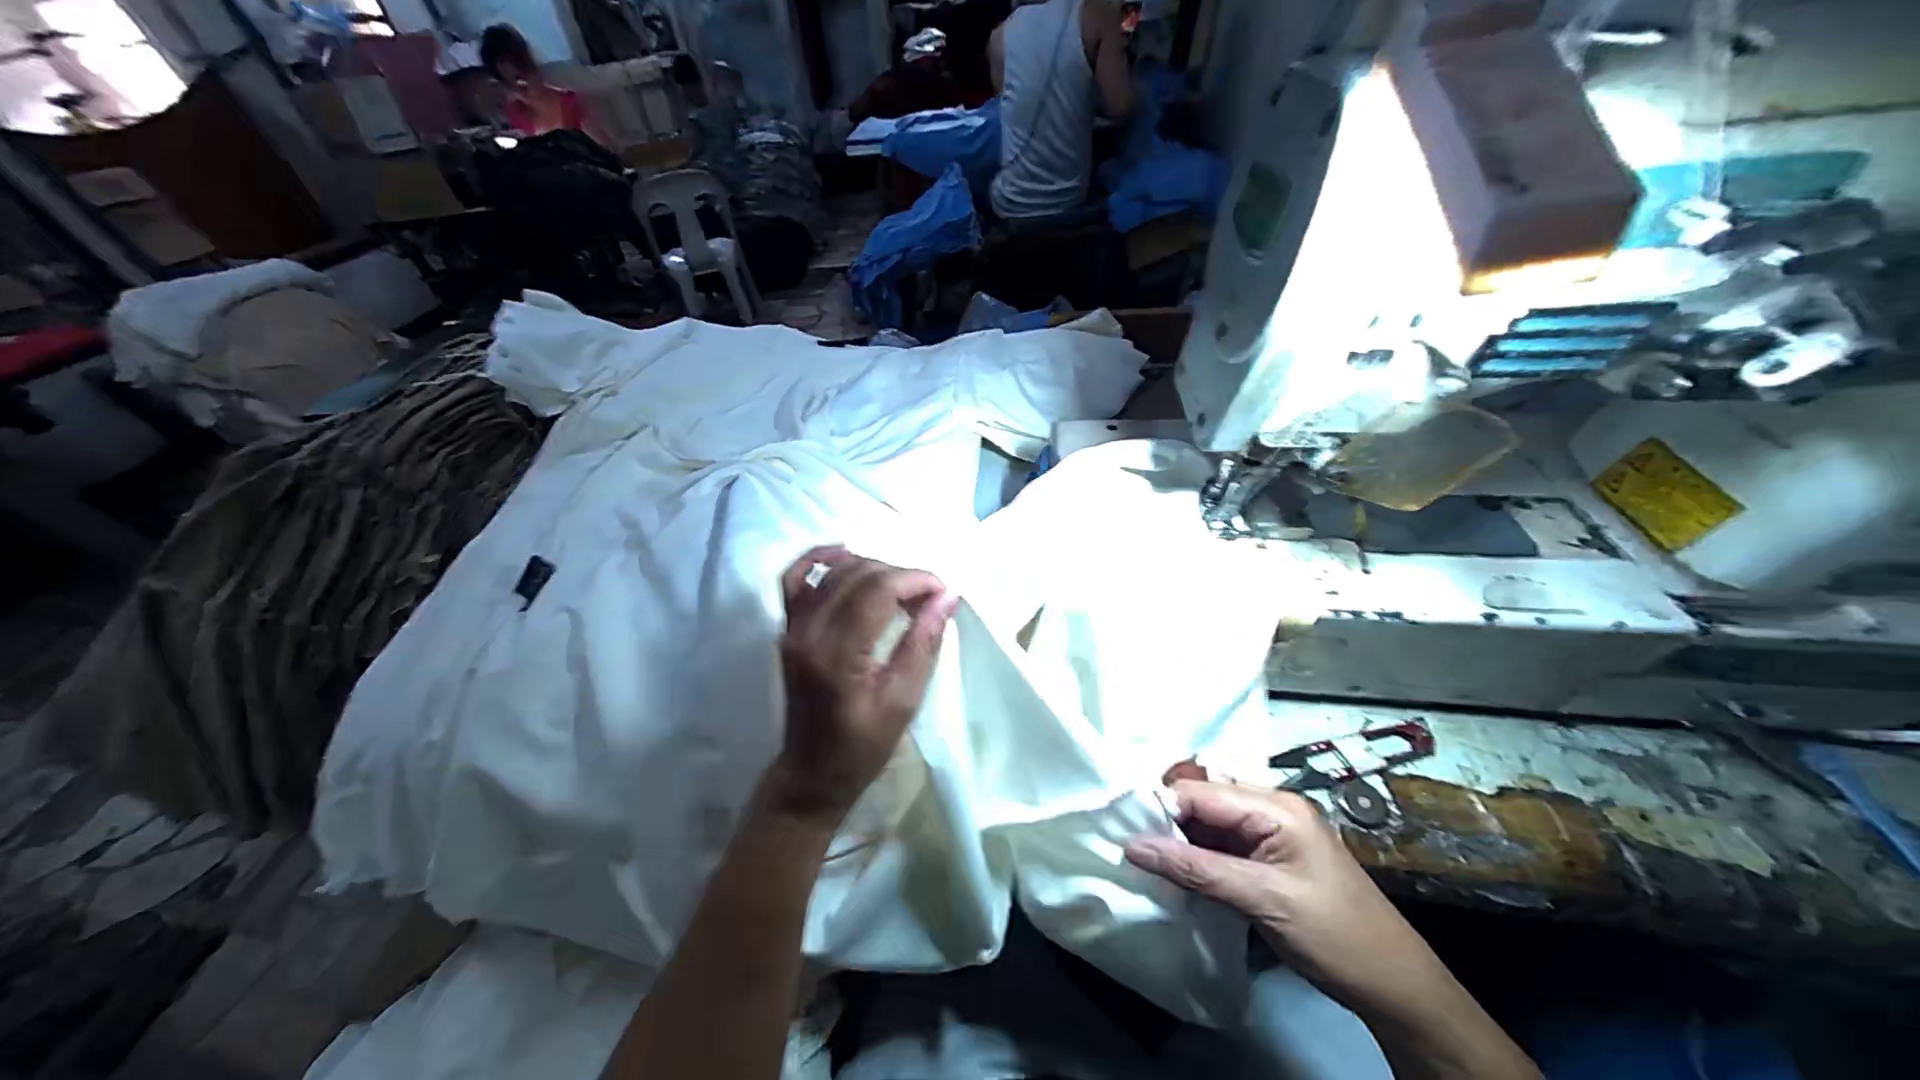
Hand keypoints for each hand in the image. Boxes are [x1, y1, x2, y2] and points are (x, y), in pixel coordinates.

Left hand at [768, 546, 958, 822]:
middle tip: (928, 594)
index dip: (915, 580)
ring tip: (902, 587)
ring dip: (872, 567)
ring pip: (832, 572)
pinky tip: (846, 553)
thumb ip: (923, 644)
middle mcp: (808, 632)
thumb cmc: (862, 746)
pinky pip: (794, 579)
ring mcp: (791, 628)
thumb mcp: (904, 701)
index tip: (943, 590)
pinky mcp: (786, 629)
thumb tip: (947, 597)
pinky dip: (819, 559)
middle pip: (858, 575)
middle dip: (900, 574)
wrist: (812, 773)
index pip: (878, 591)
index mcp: (838, 655)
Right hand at [1124, 780, 1453, 1017]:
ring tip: (1145, 857)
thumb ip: (1196, 869)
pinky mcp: (1270, 856)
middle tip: (1131, 843)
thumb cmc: (1334, 935)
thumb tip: (1133, 845)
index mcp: (1276, 806)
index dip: (1161, 806)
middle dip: (1168, 819)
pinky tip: (1177, 871)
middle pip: (1204, 801)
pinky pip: (1223, 843)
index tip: (1122, 827)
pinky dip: (1198, 855)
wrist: (1396, 985)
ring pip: (1210, 822)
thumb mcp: (1261, 899)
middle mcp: (1272, 808)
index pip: (1201, 792)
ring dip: (1180, 839)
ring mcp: (1272, 832)